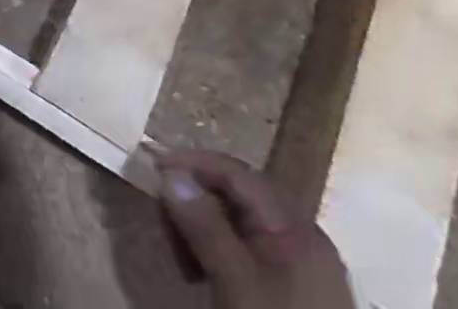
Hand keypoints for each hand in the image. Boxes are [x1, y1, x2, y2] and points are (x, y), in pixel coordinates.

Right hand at [157, 150, 354, 308]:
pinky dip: (221, 253)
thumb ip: (205, 226)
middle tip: (164, 219)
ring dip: (205, 227)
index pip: (239, 174)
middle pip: (241, 196)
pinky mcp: (296, 295)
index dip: (195, 163)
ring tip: (182, 257)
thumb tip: (172, 175)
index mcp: (295, 228)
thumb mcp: (235, 284)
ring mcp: (303, 268)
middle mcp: (303, 238)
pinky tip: (203, 277)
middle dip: (197, 198)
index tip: (155, 167)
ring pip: (243, 225)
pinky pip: (251, 253)